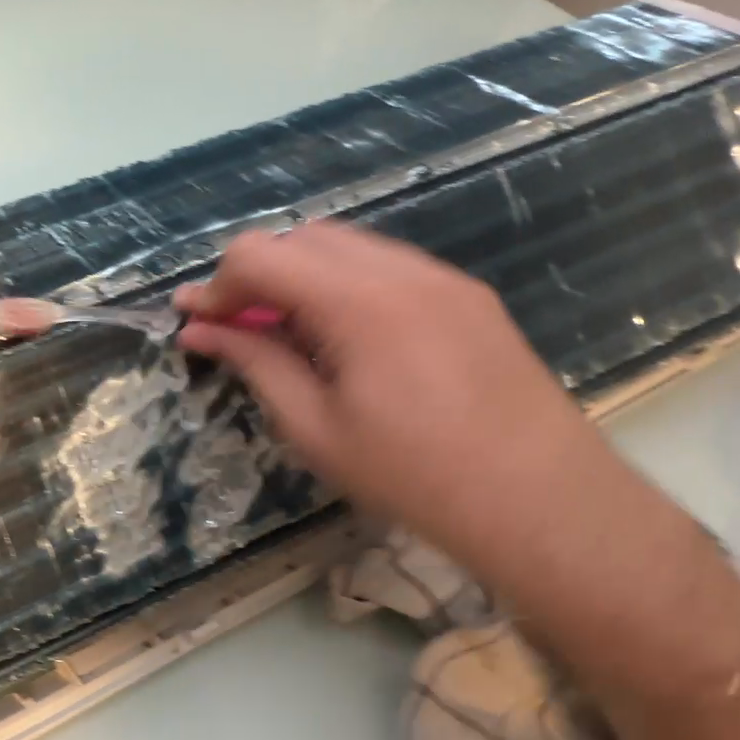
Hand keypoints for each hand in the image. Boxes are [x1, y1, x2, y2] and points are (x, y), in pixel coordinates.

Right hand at [172, 221, 618, 570]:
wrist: (542, 502)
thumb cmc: (409, 472)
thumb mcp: (310, 424)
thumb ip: (253, 361)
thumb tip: (198, 330)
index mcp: (360, 303)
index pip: (259, 256)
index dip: (217, 288)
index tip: (199, 328)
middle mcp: (403, 272)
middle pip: (299, 238)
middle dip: (253, 275)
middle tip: (234, 329)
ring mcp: (442, 280)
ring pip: (343, 245)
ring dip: (296, 276)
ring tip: (282, 334)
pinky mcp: (467, 297)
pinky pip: (384, 265)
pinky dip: (340, 284)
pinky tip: (337, 337)